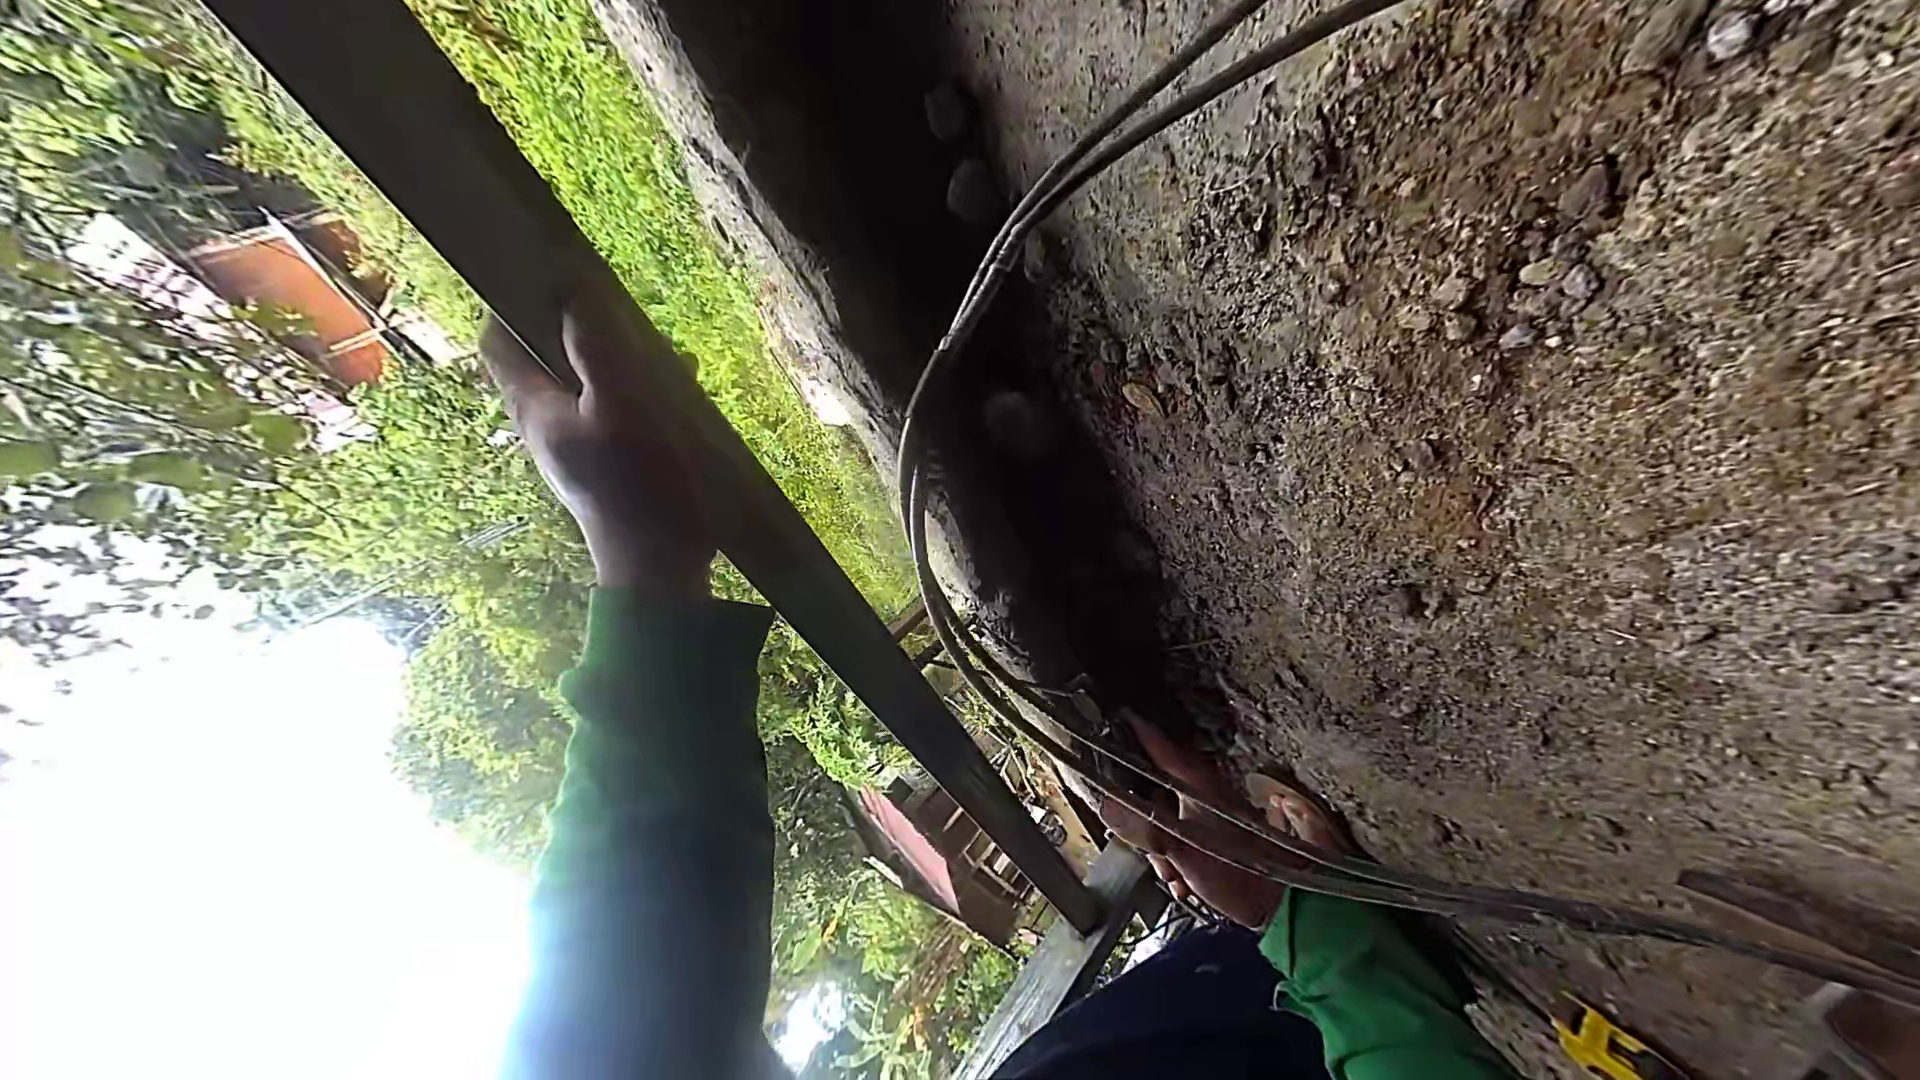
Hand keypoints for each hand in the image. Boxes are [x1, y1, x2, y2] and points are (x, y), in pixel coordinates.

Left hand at [480, 284, 714, 594]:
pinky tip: (682, 399)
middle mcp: (550, 425)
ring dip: (627, 367)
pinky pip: (624, 414)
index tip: (557, 281)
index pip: (500, 340)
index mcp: (534, 407)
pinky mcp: (617, 466)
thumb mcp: (621, 408)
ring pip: (594, 387)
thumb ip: (597, 348)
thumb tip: (575, 288)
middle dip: (590, 333)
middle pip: (553, 359)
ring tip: (671, 361)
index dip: (517, 303)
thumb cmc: (636, 485)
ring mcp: (584, 448)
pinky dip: (646, 398)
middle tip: (632, 322)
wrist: (660, 561)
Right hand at [1099, 717, 1353, 929]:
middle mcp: (1203, 790)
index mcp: (1196, 781)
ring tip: (1174, 874)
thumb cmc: (1237, 871)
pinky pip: (1180, 837)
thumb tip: (1108, 807)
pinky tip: (1184, 880)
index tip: (1122, 715)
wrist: (1278, 906)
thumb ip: (1142, 827)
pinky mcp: (1215, 834)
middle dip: (1145, 822)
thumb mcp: (1181, 849)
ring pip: (1165, 818)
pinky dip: (1176, 858)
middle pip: (1154, 790)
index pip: (1159, 743)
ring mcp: (1210, 812)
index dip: (1138, 729)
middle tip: (1154, 852)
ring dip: (1161, 847)